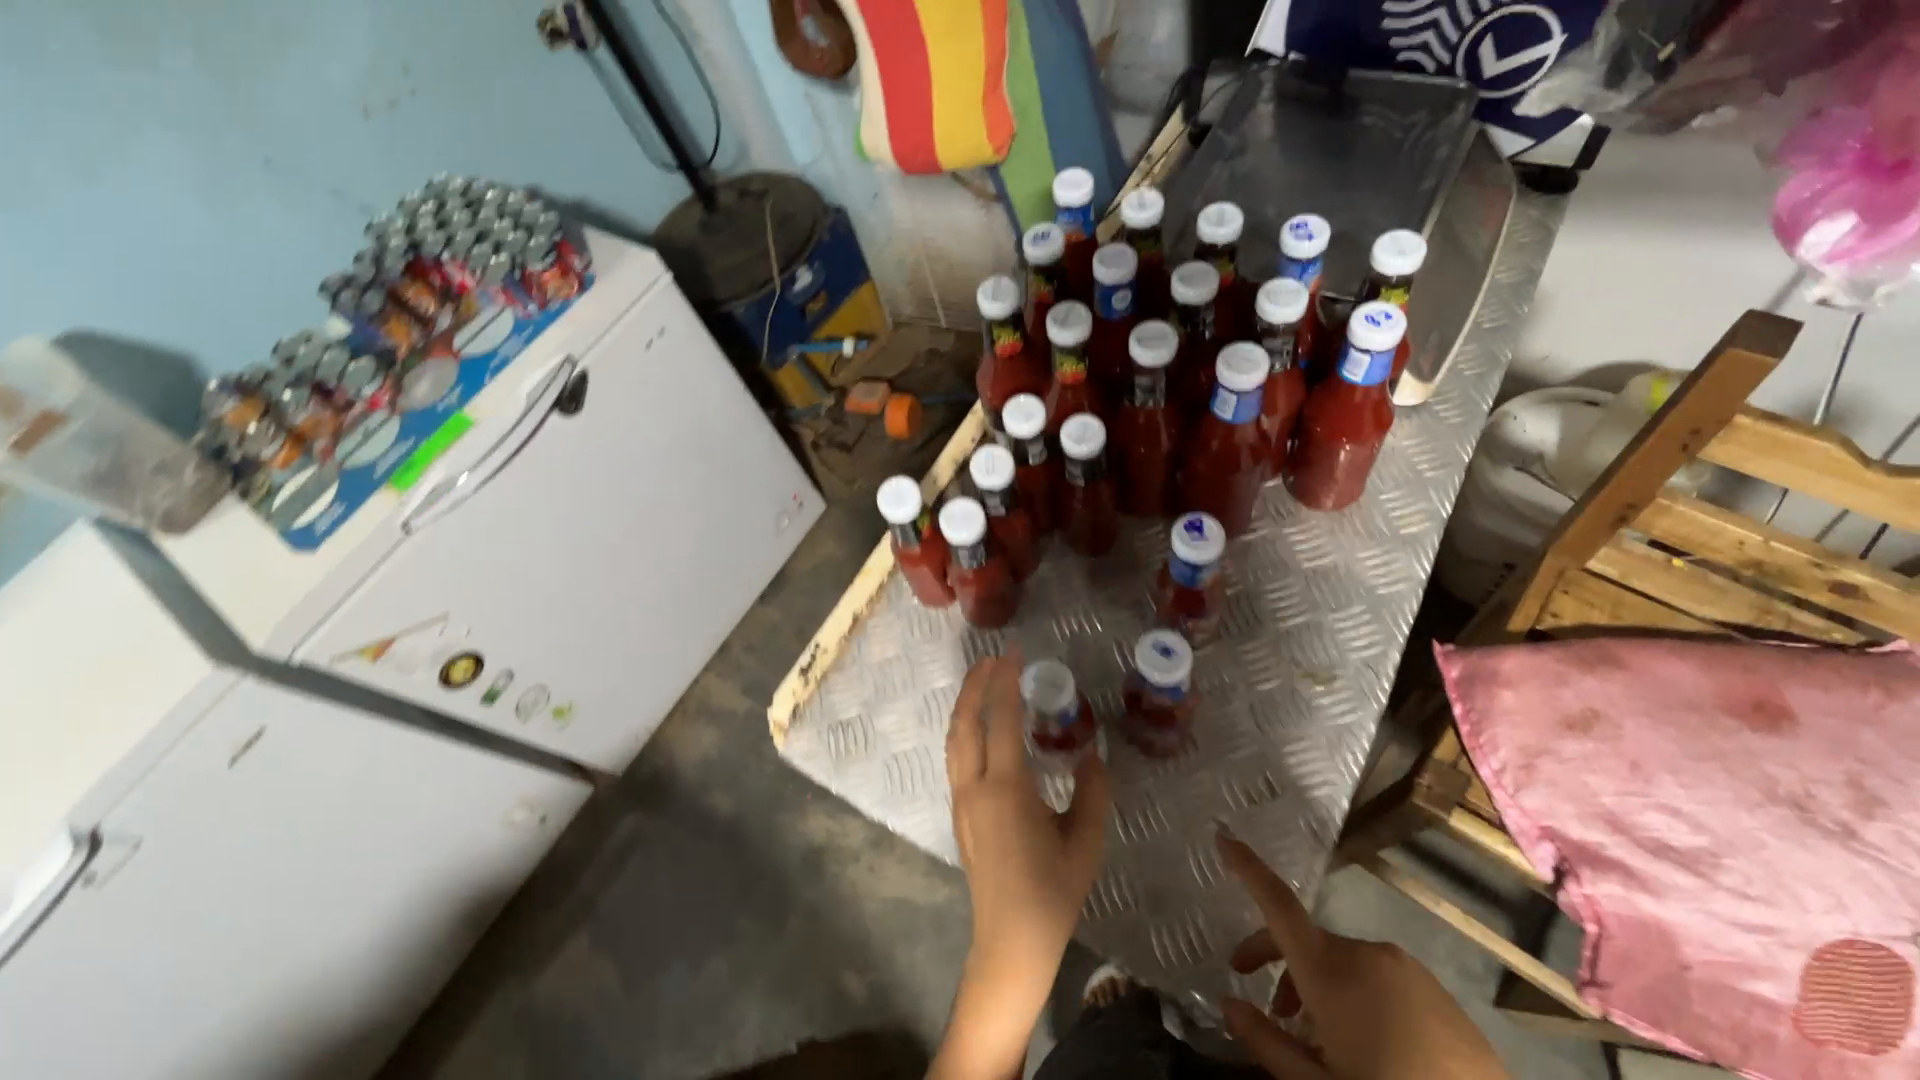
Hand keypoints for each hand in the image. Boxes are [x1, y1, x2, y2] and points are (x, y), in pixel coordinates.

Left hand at [929, 653, 1111, 1079]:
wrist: (1011, 940)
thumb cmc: (1053, 892)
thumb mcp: (1085, 840)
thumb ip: (1092, 791)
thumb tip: (1093, 753)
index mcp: (1006, 789)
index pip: (1002, 721)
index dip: (1006, 683)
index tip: (1013, 655)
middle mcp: (975, 788)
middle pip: (964, 724)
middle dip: (974, 686)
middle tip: (992, 659)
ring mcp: (961, 802)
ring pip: (954, 741)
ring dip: (965, 707)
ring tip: (982, 684)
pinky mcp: (959, 815)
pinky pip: (956, 760)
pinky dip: (965, 732)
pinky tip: (982, 731)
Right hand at [1216, 827, 1508, 1078]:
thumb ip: (1265, 1041)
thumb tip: (1228, 1006)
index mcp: (1330, 970)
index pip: (1277, 904)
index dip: (1248, 868)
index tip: (1224, 837)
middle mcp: (1365, 953)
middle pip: (1305, 940)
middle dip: (1274, 960)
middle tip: (1259, 999)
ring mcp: (1404, 967)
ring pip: (1341, 962)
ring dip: (1316, 986)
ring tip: (1315, 1036)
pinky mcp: (1433, 986)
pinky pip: (1377, 977)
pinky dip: (1354, 995)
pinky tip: (1360, 1040)